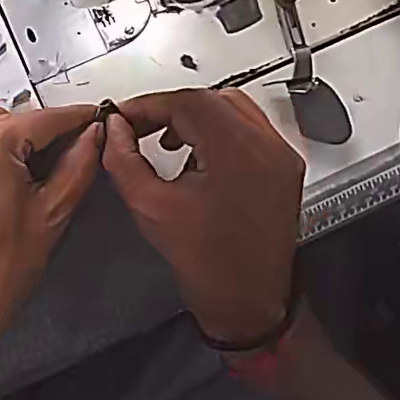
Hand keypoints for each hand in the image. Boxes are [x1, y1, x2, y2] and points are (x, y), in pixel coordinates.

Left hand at [0, 103, 103, 399]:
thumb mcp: (50, 217)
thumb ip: (78, 167)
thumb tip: (90, 139)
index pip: (45, 117)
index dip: (77, 118)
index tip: (93, 119)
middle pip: (15, 119)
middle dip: (45, 132)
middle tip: (75, 152)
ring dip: (16, 142)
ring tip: (40, 176)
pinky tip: (9, 183)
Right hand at [103, 89, 304, 342]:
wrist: (246, 299)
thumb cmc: (208, 265)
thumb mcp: (150, 206)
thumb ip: (124, 160)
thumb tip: (116, 129)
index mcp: (237, 154)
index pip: (187, 103)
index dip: (148, 105)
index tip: (126, 115)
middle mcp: (266, 148)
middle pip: (209, 100)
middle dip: (168, 108)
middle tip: (138, 124)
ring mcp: (279, 156)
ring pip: (230, 107)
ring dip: (193, 115)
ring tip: (164, 138)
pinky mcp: (283, 166)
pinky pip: (248, 128)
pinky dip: (217, 128)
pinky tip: (195, 151)